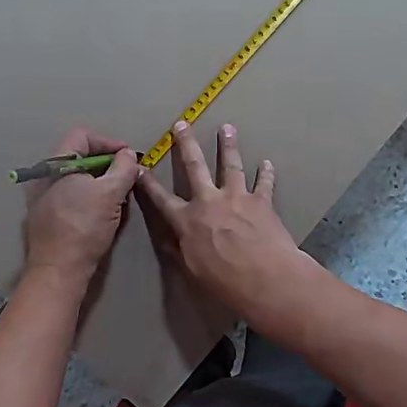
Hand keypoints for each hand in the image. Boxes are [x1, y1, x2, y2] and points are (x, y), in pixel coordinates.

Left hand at [21, 128, 141, 282]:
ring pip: (77, 178)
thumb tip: (128, 154)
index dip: (108, 142)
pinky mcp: (47, 216)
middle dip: (107, 163)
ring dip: (100, 181)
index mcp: (55, 164)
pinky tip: (103, 211)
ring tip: (119, 194)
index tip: (128, 156)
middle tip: (126, 175)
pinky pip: (71, 195)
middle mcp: (45, 176)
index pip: (82, 136)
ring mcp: (43, 197)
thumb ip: (123, 168)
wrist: (59, 269)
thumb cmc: (84, 227)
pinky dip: (89, 196)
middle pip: (79, 156)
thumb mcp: (111, 194)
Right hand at [135, 121, 324, 325]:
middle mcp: (209, 201)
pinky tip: (267, 163)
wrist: (266, 278)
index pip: (161, 198)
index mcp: (187, 220)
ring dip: (228, 145)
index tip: (139, 167)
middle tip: (182, 125)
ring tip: (227, 128)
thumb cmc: (225, 281)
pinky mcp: (261, 202)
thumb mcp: (192, 270)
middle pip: (194, 167)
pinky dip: (265, 173)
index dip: (148, 183)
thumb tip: (168, 238)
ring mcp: (237, 198)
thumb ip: (179, 250)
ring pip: (230, 165)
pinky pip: (264, 183)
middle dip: (186, 144)